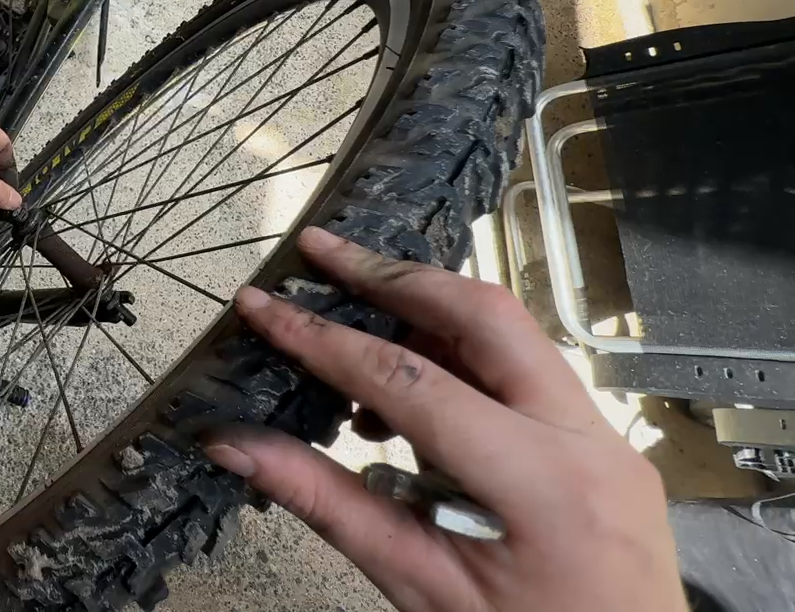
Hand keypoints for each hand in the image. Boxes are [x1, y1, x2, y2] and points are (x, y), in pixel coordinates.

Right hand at [202, 228, 684, 611]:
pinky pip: (511, 361)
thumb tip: (229, 443)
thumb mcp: (416, 581)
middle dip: (387, 274)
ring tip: (344, 293)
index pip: (408, 381)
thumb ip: (319, 498)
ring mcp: (600, 437)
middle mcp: (588, 445)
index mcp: (545, 489)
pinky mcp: (592, 438)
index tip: (259, 306)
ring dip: (416, 299)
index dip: (319, 338)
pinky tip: (388, 376)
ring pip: (504, 326)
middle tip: (317, 249)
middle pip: (483, 315)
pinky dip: (441, 344)